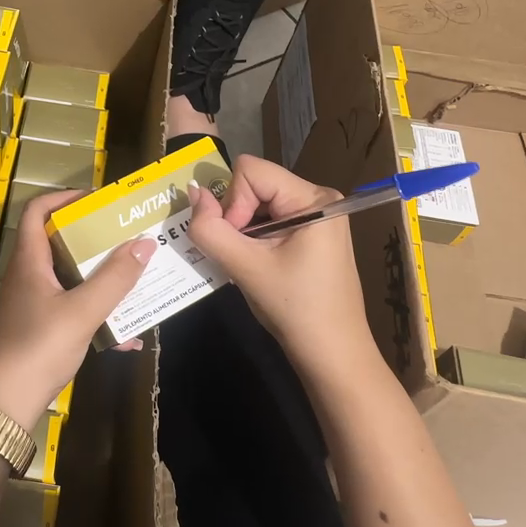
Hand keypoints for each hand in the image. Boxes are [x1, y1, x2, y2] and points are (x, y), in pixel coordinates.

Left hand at [0, 190, 153, 429]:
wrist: (5, 404)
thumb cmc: (39, 347)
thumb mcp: (82, 311)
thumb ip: (115, 279)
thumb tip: (145, 243)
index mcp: (30, 261)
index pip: (37, 211)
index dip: (64, 198)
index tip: (97, 200)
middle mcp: (29, 276)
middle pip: (60, 243)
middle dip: (95, 240)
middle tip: (127, 238)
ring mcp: (34, 304)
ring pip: (71, 279)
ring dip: (102, 280)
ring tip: (136, 279)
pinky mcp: (41, 330)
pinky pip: (74, 311)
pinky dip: (98, 318)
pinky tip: (128, 339)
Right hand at [187, 155, 375, 379]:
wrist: (333, 355)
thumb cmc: (296, 309)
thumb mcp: (246, 268)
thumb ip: (211, 229)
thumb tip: (192, 192)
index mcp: (314, 198)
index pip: (250, 171)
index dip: (232, 202)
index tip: (237, 242)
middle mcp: (319, 198)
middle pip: (254, 184)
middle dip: (236, 216)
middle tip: (238, 254)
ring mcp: (317, 215)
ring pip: (258, 202)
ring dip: (243, 229)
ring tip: (246, 261)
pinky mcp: (311, 233)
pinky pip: (269, 218)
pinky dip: (253, 237)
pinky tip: (255, 263)